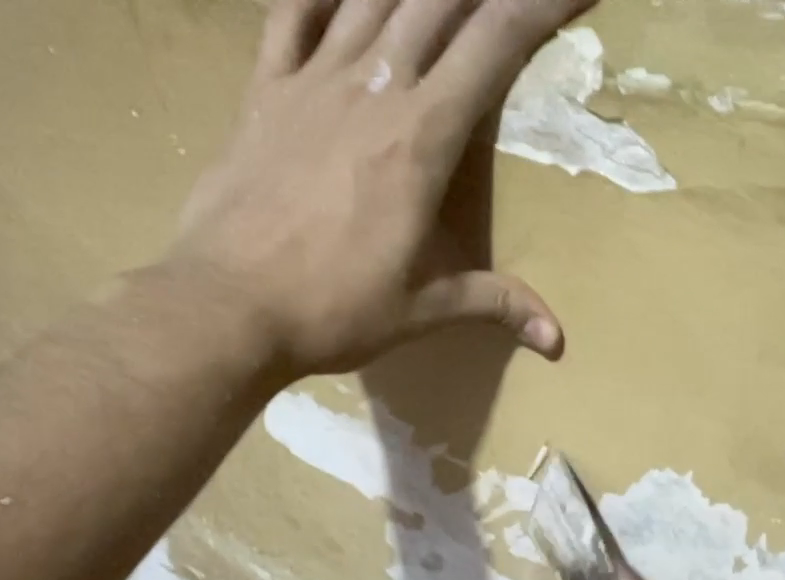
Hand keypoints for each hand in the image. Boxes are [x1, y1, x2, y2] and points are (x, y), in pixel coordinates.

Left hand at [169, 0, 587, 376]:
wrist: (227, 308)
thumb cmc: (333, 310)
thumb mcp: (424, 309)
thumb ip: (495, 304)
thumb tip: (557, 341)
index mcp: (422, 138)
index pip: (494, 42)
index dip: (542, 4)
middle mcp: (371, 89)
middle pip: (437, 1)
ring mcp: (311, 83)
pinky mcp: (263, 94)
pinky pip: (289, 16)